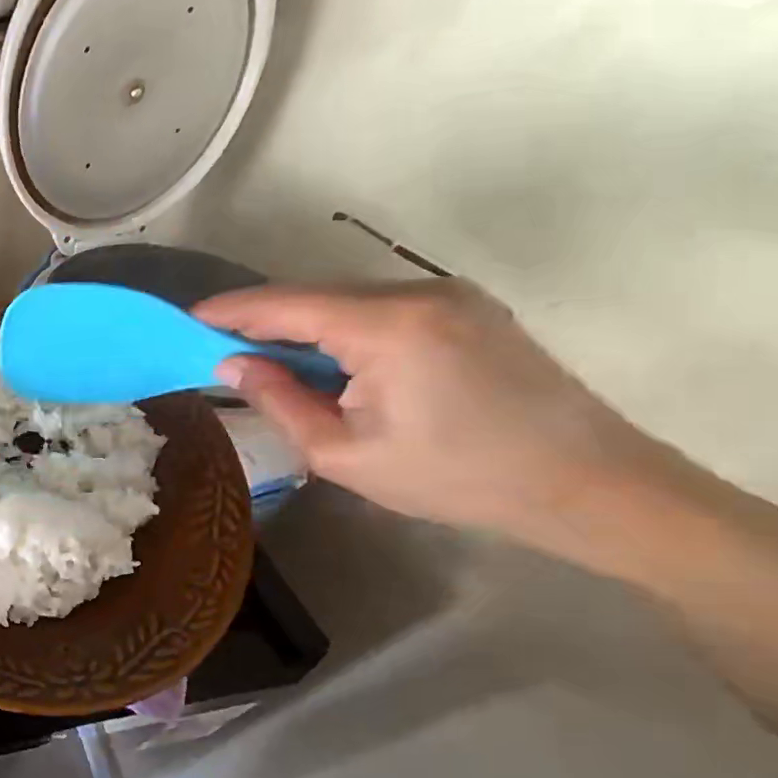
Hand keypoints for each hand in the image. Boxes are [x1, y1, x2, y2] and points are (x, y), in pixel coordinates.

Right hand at [194, 279, 670, 539]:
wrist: (590, 485)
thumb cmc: (458, 479)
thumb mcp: (346, 454)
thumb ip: (280, 402)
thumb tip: (233, 363)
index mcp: (387, 326)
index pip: (285, 304)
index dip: (231, 310)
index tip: (186, 321)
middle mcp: (417, 292)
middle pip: (314, 296)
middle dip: (265, 322)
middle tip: (222, 350)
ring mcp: (448, 294)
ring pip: (347, 300)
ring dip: (305, 328)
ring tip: (275, 364)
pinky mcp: (467, 307)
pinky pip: (381, 307)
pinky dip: (343, 329)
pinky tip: (333, 362)